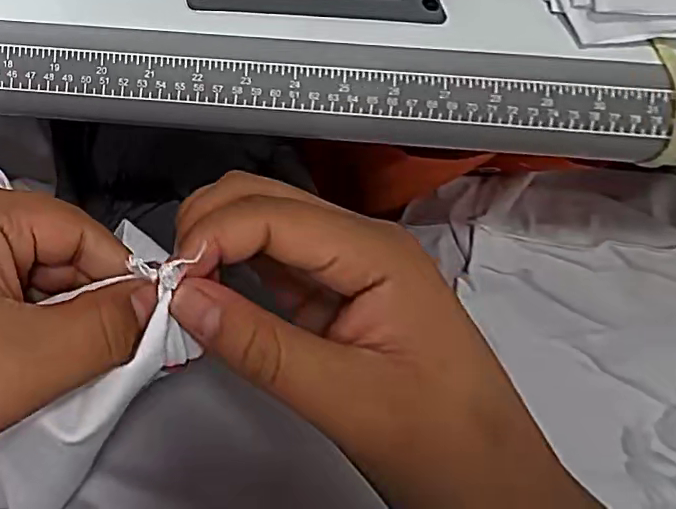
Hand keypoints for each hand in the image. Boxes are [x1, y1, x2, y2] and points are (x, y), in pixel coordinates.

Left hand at [0, 180, 151, 508]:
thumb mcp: (33, 357)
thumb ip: (105, 327)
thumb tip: (146, 303)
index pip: (81, 229)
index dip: (121, 276)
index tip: (151, 317)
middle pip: (61, 252)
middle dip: (89, 306)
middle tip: (109, 355)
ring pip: (41, 279)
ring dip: (60, 323)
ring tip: (55, 367)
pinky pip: (15, 294)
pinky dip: (34, 329)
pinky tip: (29, 365)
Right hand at [169, 172, 599, 508]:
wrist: (501, 493)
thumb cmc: (461, 452)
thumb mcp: (354, 405)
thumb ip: (261, 348)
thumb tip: (189, 300)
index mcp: (378, 254)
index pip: (271, 214)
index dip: (213, 236)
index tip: (176, 277)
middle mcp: (357, 242)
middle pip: (255, 197)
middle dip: (204, 227)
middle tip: (174, 279)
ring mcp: (339, 260)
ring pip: (251, 217)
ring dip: (209, 242)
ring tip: (186, 288)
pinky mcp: (324, 284)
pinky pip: (258, 254)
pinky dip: (223, 265)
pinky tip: (210, 293)